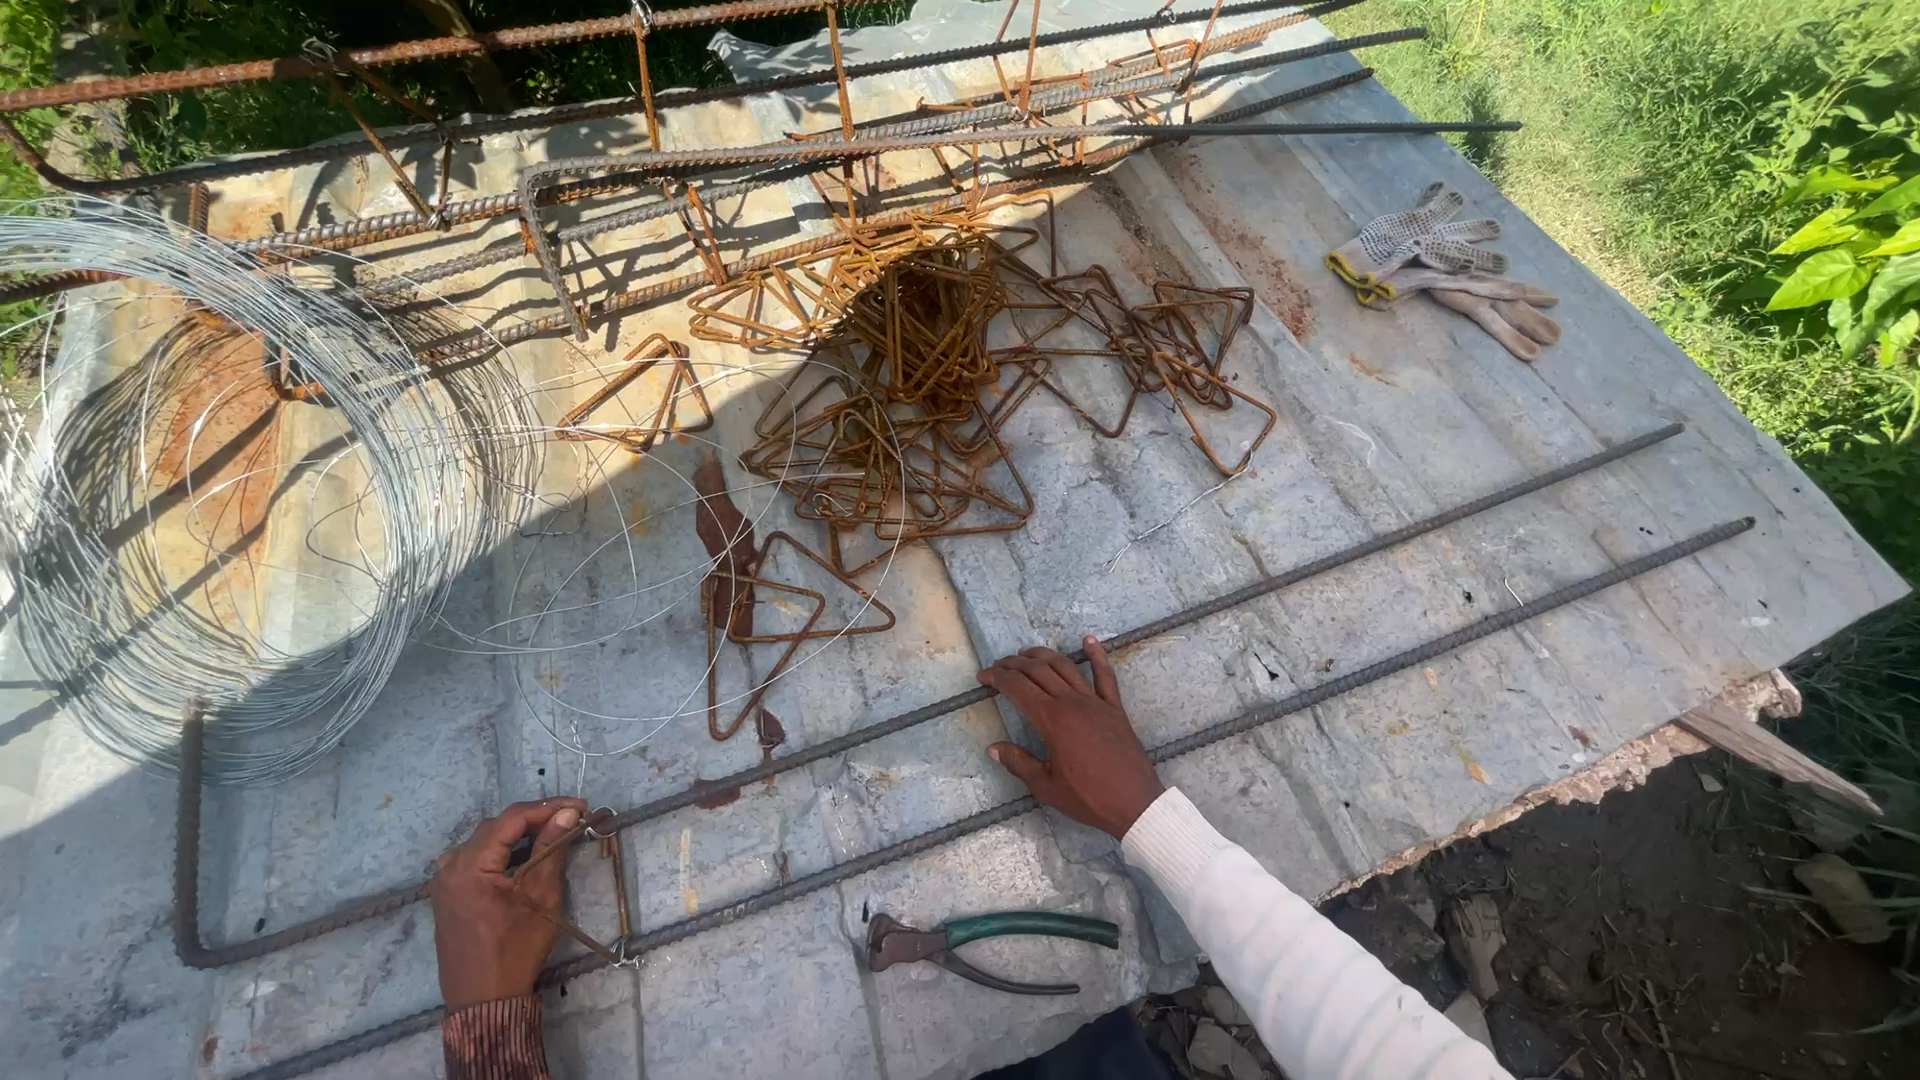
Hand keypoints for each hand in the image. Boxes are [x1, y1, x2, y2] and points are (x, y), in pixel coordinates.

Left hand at [429, 797, 587, 1009]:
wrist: (484, 999)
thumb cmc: (516, 949)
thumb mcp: (542, 895)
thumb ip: (551, 848)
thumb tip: (568, 812)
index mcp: (468, 867)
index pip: (512, 819)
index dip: (548, 807)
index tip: (581, 806)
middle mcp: (449, 867)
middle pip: (497, 825)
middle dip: (536, 817)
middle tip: (571, 818)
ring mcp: (444, 880)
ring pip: (486, 838)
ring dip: (520, 832)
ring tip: (554, 831)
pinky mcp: (448, 892)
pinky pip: (476, 855)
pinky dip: (503, 848)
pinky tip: (526, 852)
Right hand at [978, 636, 1164, 838]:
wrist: (1135, 804)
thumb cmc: (1088, 798)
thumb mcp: (1046, 787)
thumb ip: (1018, 763)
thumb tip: (993, 748)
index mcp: (1052, 720)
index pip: (1018, 688)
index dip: (997, 678)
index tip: (983, 677)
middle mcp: (1072, 702)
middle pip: (1038, 671)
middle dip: (1014, 664)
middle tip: (998, 666)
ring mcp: (1096, 701)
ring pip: (1065, 667)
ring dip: (1043, 655)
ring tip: (1027, 653)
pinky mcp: (1115, 707)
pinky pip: (1105, 675)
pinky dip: (1097, 655)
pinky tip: (1089, 640)